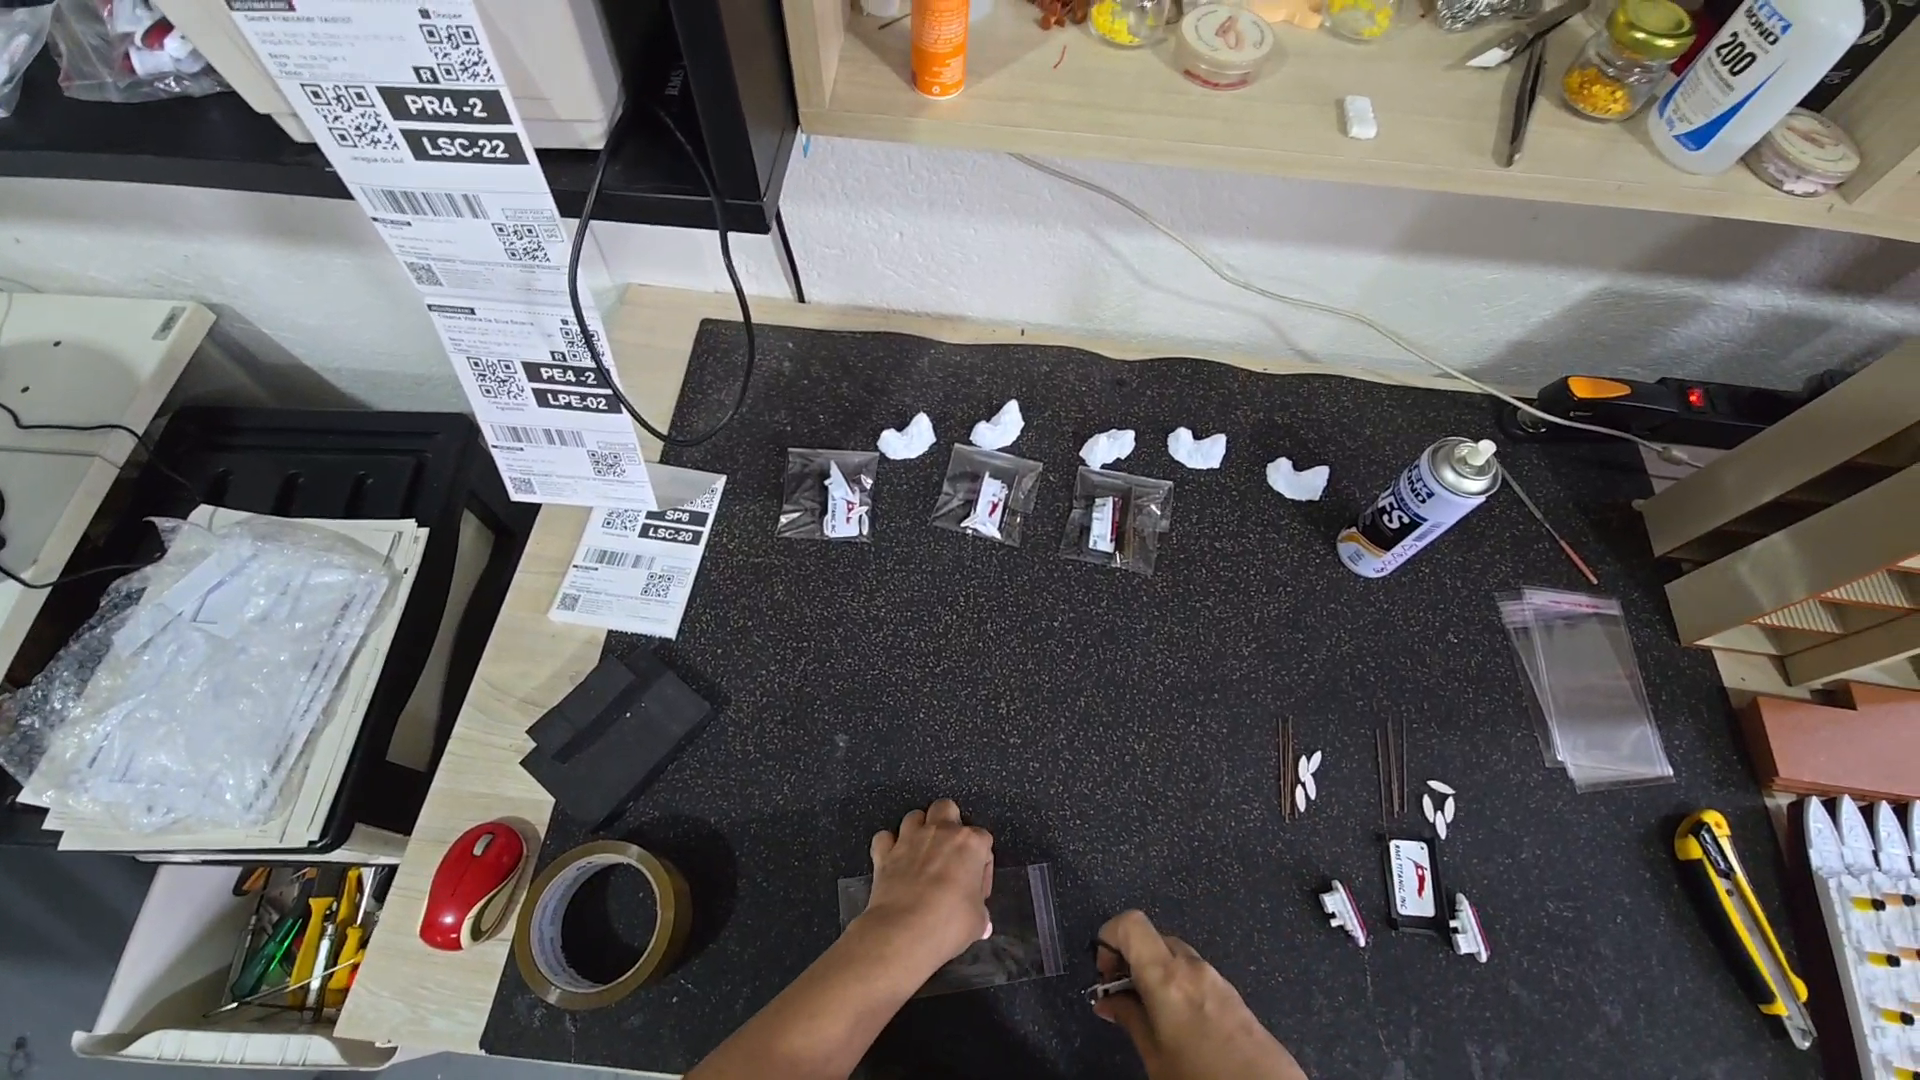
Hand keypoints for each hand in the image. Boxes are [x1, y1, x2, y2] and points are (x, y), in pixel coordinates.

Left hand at [852, 798, 994, 973]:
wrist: (903, 932)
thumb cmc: (949, 924)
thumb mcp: (977, 921)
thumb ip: (979, 911)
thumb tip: (980, 920)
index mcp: (969, 843)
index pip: (983, 839)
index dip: (983, 864)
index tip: (977, 888)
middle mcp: (939, 832)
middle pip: (946, 808)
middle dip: (950, 823)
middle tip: (950, 854)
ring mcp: (909, 839)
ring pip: (914, 816)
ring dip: (919, 831)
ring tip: (922, 856)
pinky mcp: (884, 853)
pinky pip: (884, 838)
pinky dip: (888, 846)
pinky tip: (894, 862)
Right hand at [1093, 910, 1306, 1079]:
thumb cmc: (1201, 1077)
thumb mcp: (1155, 1056)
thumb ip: (1129, 1019)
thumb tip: (1108, 1001)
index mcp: (1167, 974)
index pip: (1130, 923)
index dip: (1109, 939)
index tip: (1106, 974)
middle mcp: (1192, 966)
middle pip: (1151, 938)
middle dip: (1130, 960)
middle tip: (1122, 997)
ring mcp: (1216, 977)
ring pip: (1174, 956)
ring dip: (1154, 973)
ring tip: (1149, 1015)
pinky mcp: (1233, 994)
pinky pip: (1195, 974)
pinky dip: (1177, 985)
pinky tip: (1178, 1024)